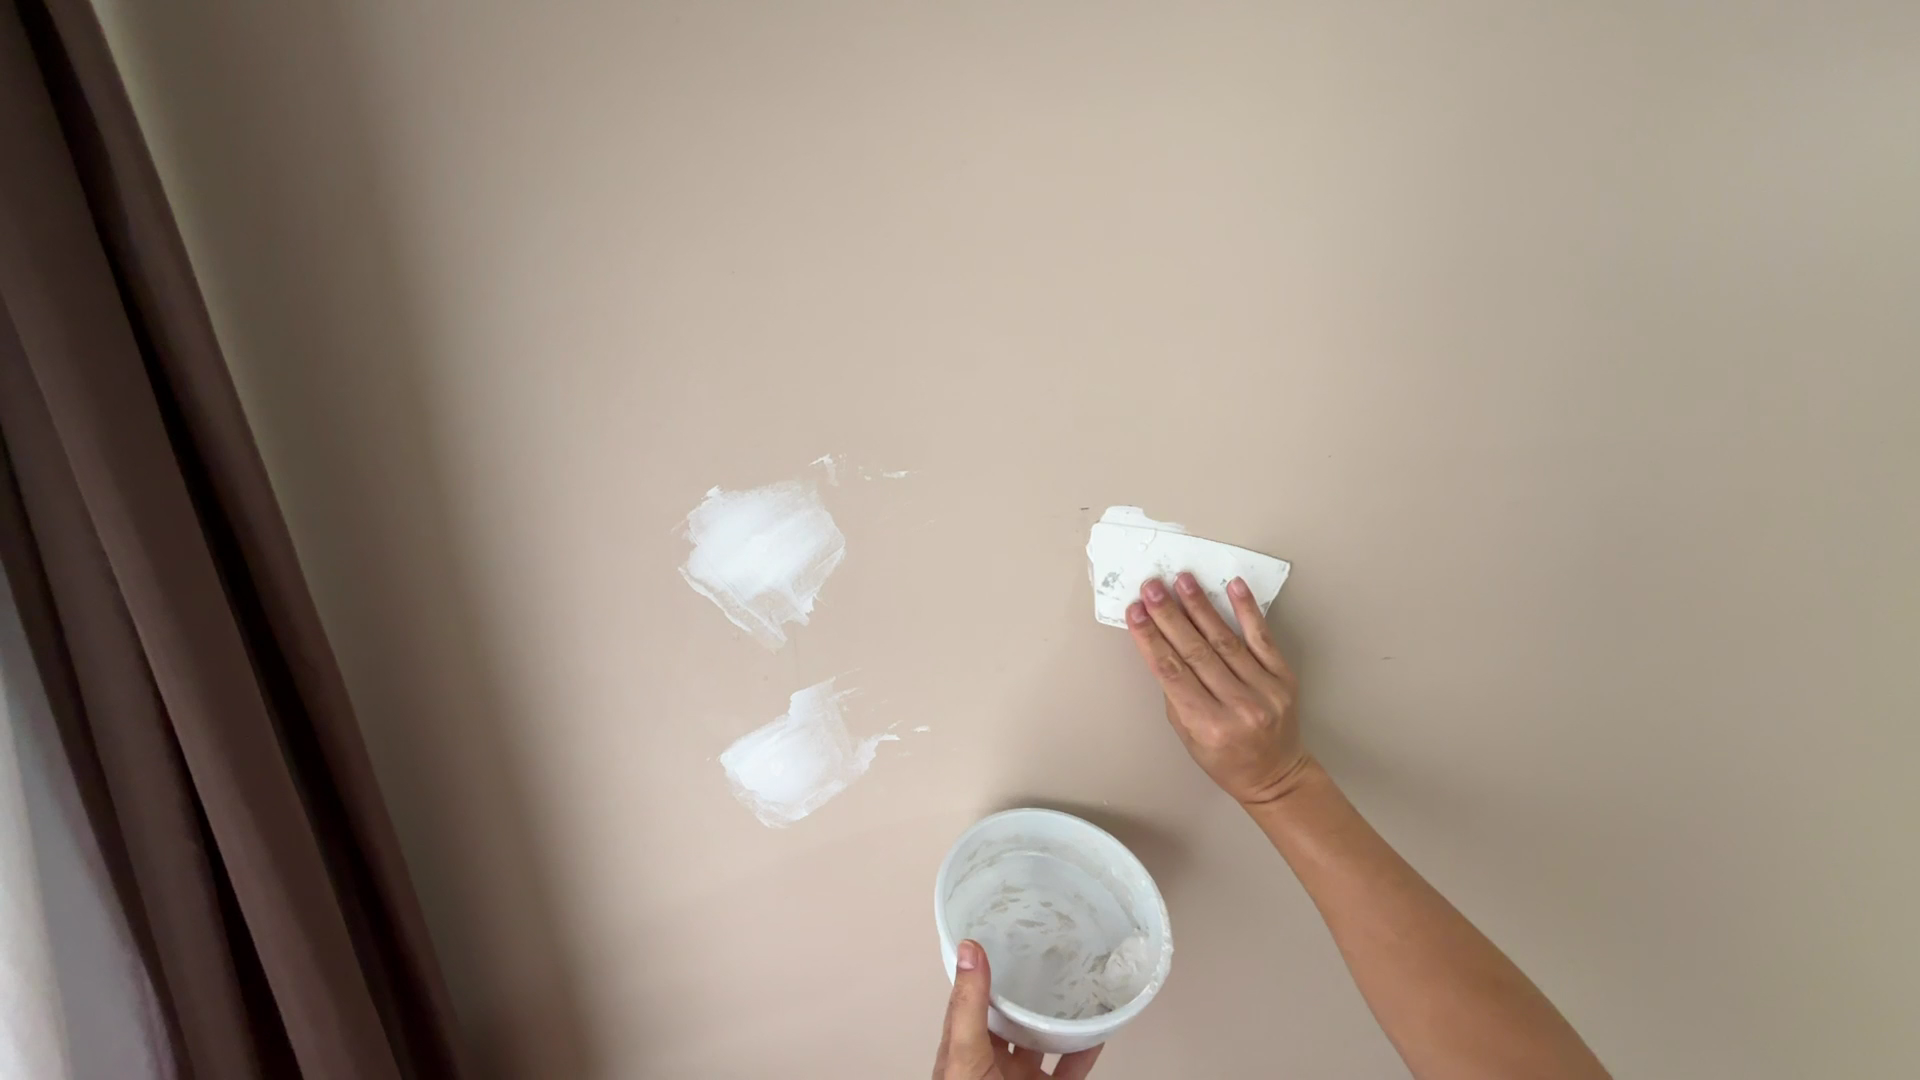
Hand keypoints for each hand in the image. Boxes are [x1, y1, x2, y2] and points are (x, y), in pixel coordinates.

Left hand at [934, 940, 1102, 1079]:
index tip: (1005, 930)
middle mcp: (992, 1060)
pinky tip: (1097, 1030)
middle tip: (1050, 950)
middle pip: (1011, 1015)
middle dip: (1028, 987)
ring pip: (1043, 1040)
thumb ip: (969, 1005)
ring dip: (1059, 1016)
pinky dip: (1084, 1050)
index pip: (974, 995)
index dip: (987, 965)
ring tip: (1077, 983)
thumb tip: (969, 946)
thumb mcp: (963, 1055)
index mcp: (964, 1045)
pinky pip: (1069, 1070)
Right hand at [1126, 573, 1309, 805]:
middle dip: (1169, 616)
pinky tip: (1234, 586)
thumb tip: (1161, 643)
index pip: (1172, 672)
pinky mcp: (1284, 678)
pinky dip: (1247, 610)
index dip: (1151, 639)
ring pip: (1225, 640)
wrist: (1277, 775)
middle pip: (1195, 652)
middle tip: (1152, 588)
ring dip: (1200, 606)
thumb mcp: (1187, 735)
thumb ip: (1176, 691)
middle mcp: (1238, 706)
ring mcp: (1265, 690)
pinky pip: (1263, 638)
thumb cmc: (1224, 759)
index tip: (1135, 611)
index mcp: (1209, 725)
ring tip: (1182, 580)